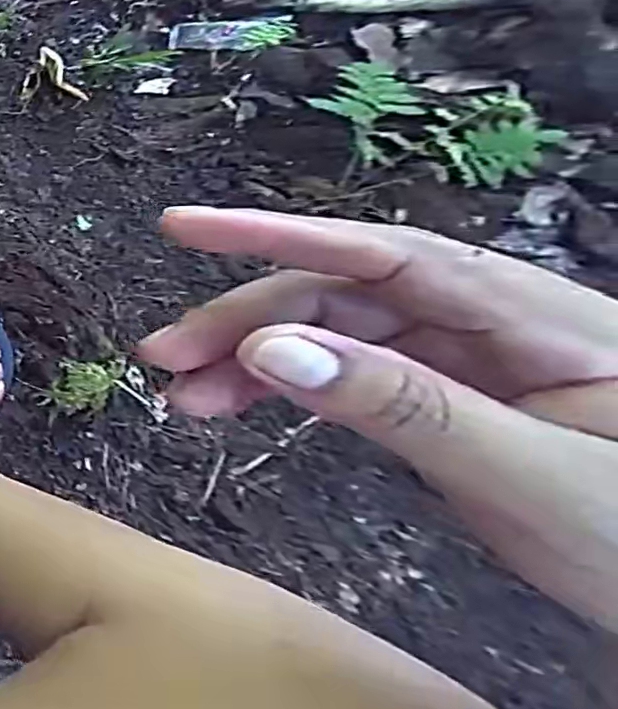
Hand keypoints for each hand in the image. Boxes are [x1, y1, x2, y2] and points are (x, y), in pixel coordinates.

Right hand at [138, 206, 617, 632]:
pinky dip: (275, 387)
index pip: (384, 256)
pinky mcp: (439, 396)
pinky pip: (335, 374)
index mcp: (544, 324)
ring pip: (322, 336)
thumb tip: (271, 349)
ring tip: (184, 398)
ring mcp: (464, 362)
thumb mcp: (537, 481)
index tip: (181, 227)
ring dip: (243, 361)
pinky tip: (233, 404)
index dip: (274, 234)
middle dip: (238, 324)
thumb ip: (403, 407)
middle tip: (163, 358)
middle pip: (333, 299)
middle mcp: (493, 326)